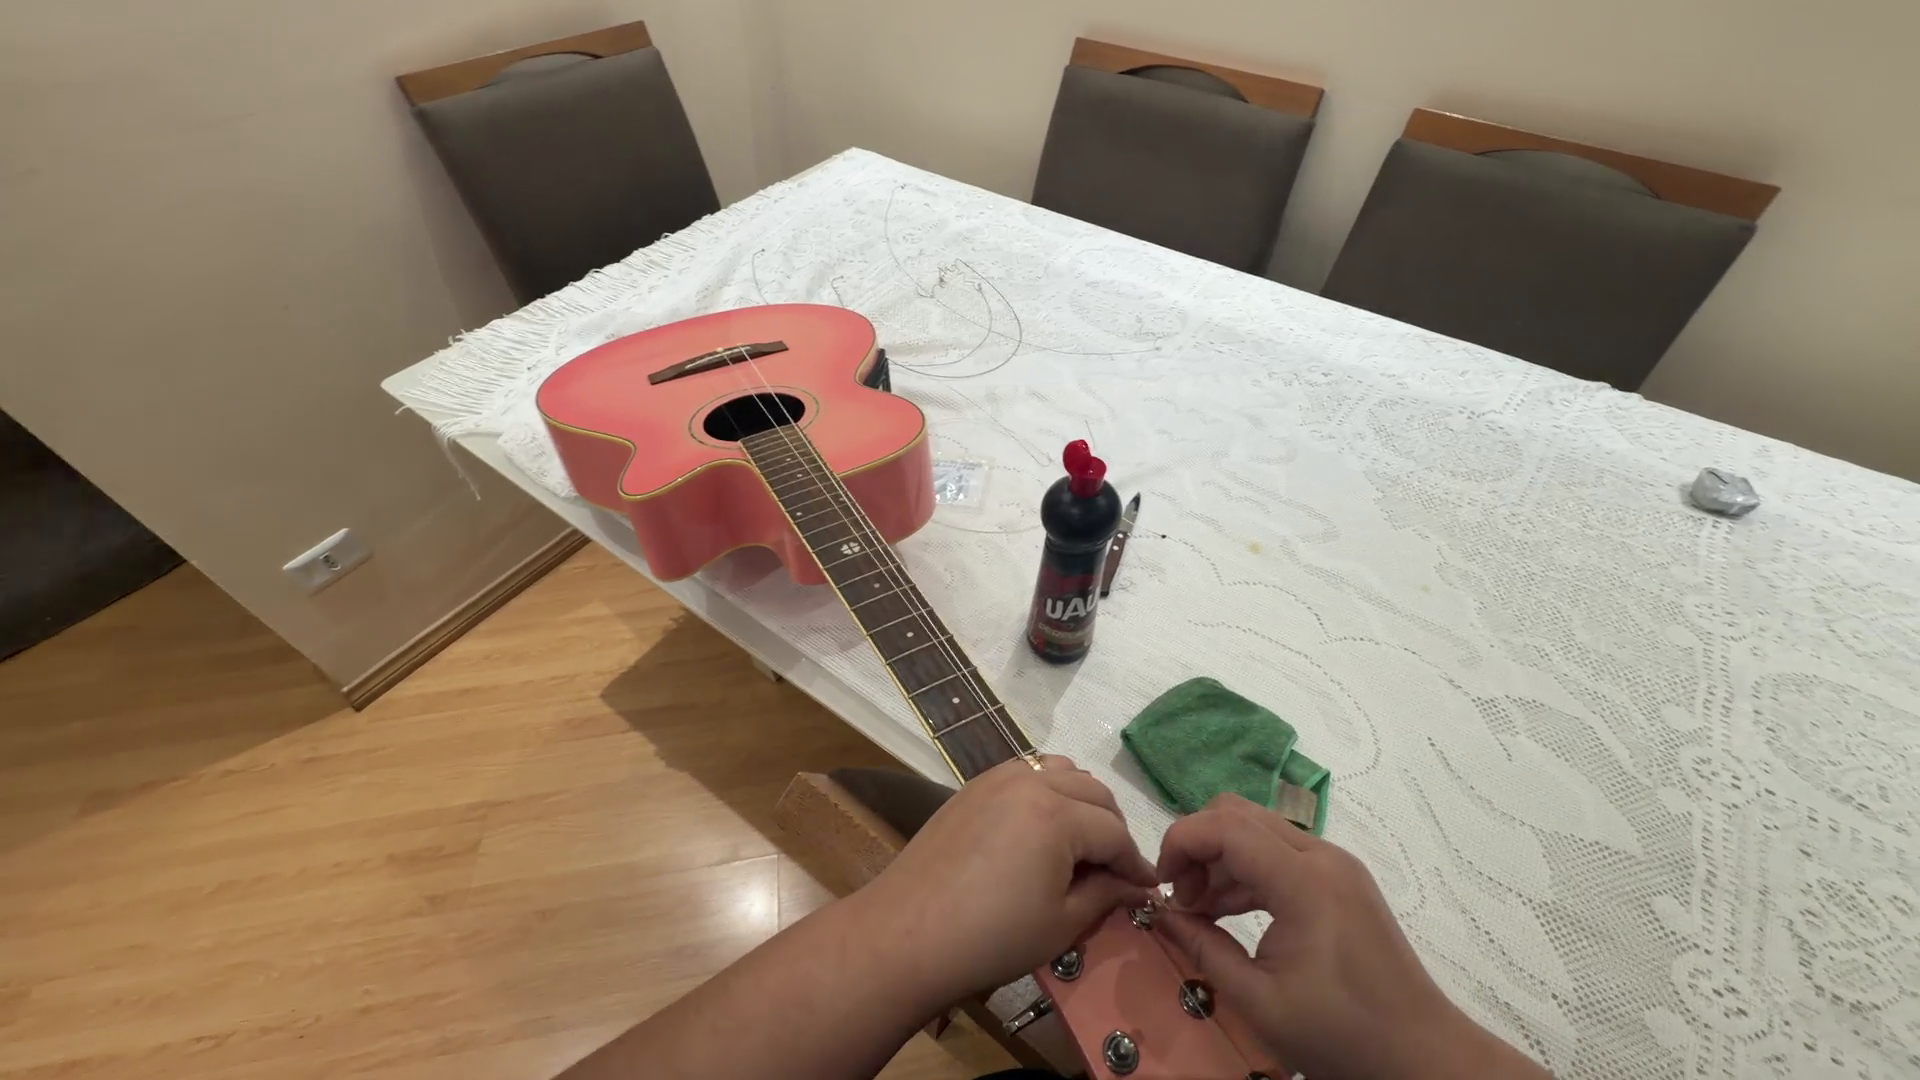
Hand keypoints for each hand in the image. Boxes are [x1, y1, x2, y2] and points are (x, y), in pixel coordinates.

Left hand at [852, 756, 1158, 1008]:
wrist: (908, 933)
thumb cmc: (991, 937)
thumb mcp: (1061, 923)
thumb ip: (1105, 894)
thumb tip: (1136, 886)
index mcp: (1059, 814)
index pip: (1115, 831)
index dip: (1135, 863)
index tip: (1147, 889)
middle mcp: (1032, 782)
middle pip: (1093, 792)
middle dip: (1113, 829)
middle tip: (1115, 869)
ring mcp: (998, 778)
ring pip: (1060, 771)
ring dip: (1081, 801)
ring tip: (1080, 842)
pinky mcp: (973, 786)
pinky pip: (1025, 772)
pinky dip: (1046, 789)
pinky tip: (1041, 826)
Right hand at [1157, 795, 1549, 1079]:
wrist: (1426, 1061)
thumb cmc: (1342, 1036)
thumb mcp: (1259, 1001)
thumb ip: (1203, 948)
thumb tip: (1159, 915)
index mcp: (1304, 881)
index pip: (1225, 826)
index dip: (1181, 842)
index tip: (1161, 885)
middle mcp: (1321, 856)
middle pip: (1237, 814)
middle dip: (1197, 846)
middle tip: (1182, 897)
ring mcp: (1334, 864)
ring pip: (1255, 829)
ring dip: (1219, 859)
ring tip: (1199, 912)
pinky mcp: (1339, 880)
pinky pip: (1278, 853)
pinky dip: (1245, 871)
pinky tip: (1229, 913)